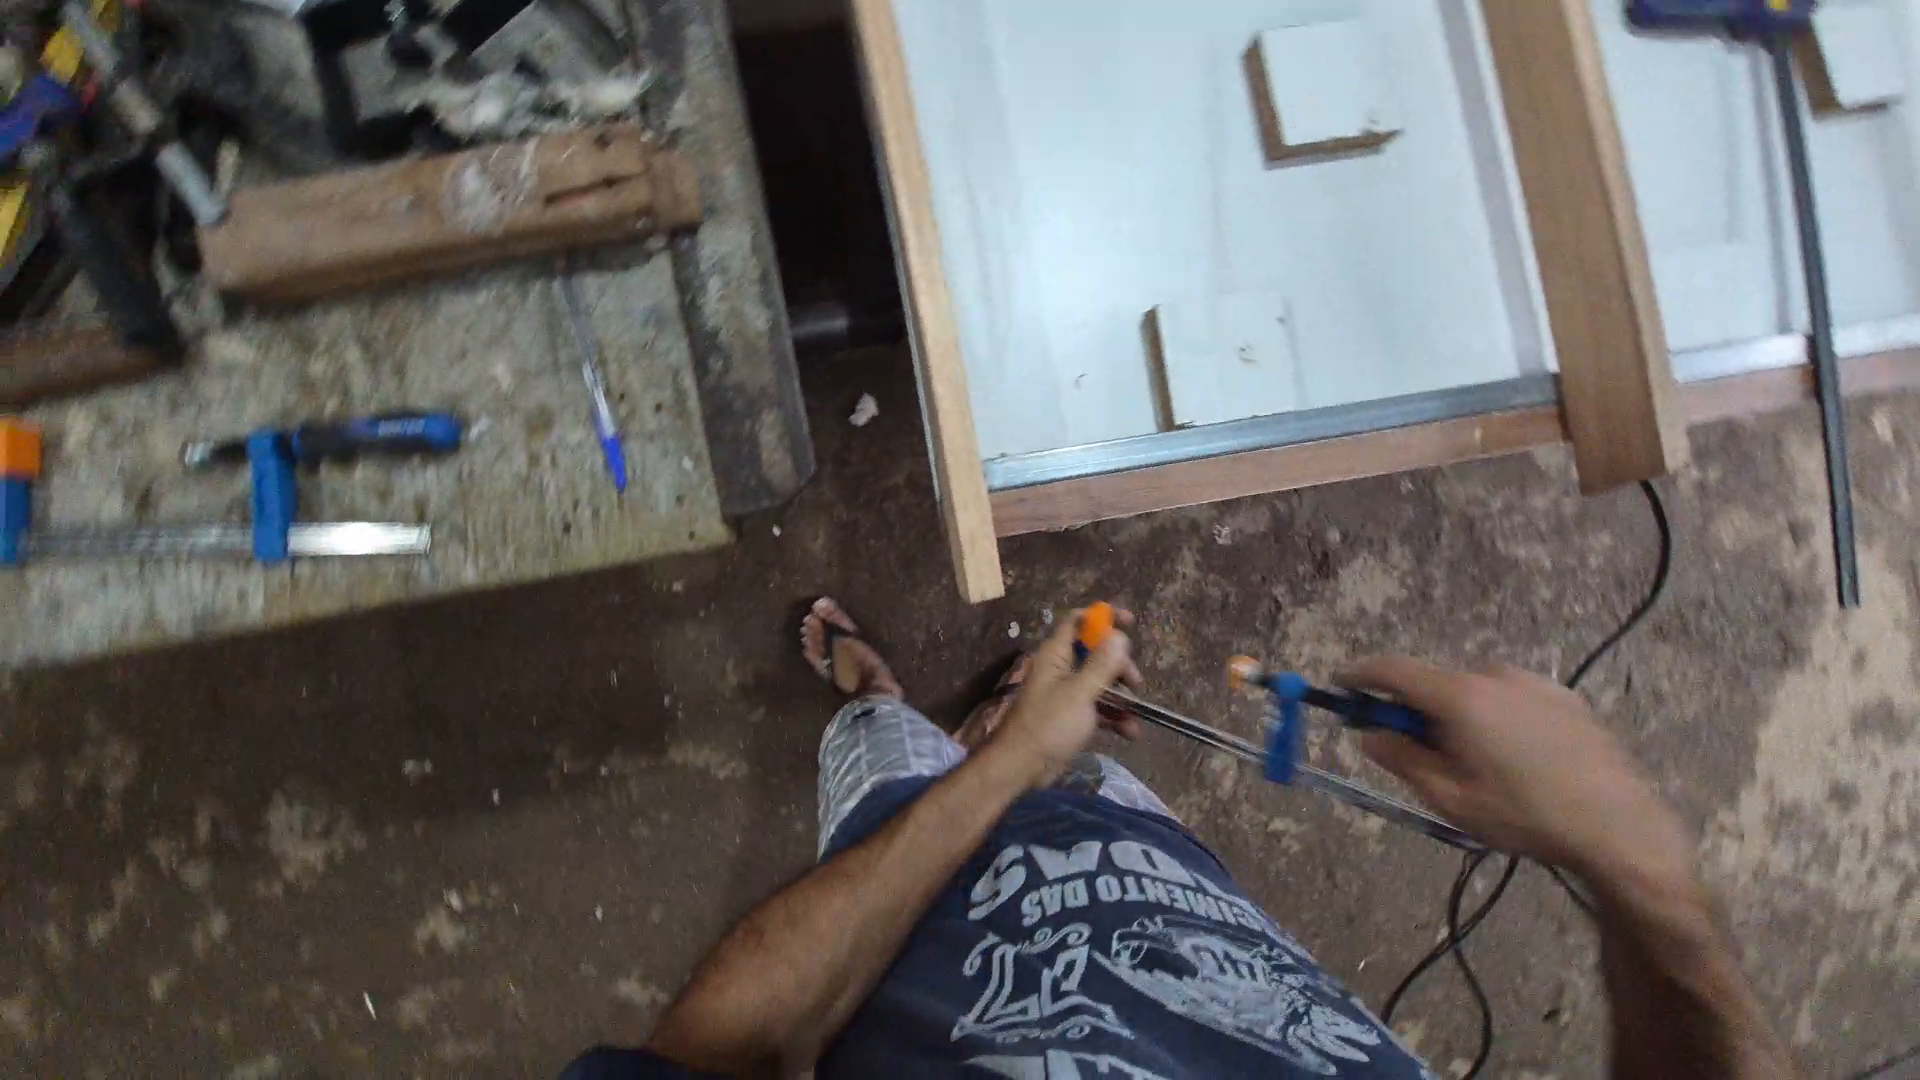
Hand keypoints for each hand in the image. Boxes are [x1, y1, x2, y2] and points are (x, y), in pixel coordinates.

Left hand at [987, 609, 1144, 790]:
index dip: (1103, 617)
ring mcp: (1067, 694)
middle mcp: (1061, 669)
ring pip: (1101, 683)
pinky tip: (1130, 732)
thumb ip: (1101, 664)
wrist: (1023, 767)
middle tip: (1134, 681)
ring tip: (1134, 711)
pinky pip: (1099, 709)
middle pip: (1096, 653)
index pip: (1078, 621)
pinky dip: (1115, 718)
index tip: (1129, 622)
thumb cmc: (1049, 725)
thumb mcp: (1079, 693)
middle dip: (1119, 665)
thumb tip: (1119, 635)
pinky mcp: (1073, 717)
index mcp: (1056, 654)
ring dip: (1121, 696)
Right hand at [1341, 658, 1694, 881]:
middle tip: (1415, 745)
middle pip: (1433, 681)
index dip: (1360, 675)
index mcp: (1458, 697)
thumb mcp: (1448, 798)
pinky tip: (1514, 755)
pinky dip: (1494, 714)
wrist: (1624, 831)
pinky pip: (1509, 696)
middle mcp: (1492, 676)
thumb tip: (1370, 735)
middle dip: (1414, 707)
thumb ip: (1401, 759)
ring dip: (1457, 712)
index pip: (1392, 670)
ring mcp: (1533, 683)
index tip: (1341, 685)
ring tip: (1475, 760)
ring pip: (1472, 689)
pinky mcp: (1565, 696)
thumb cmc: (1525, 816)